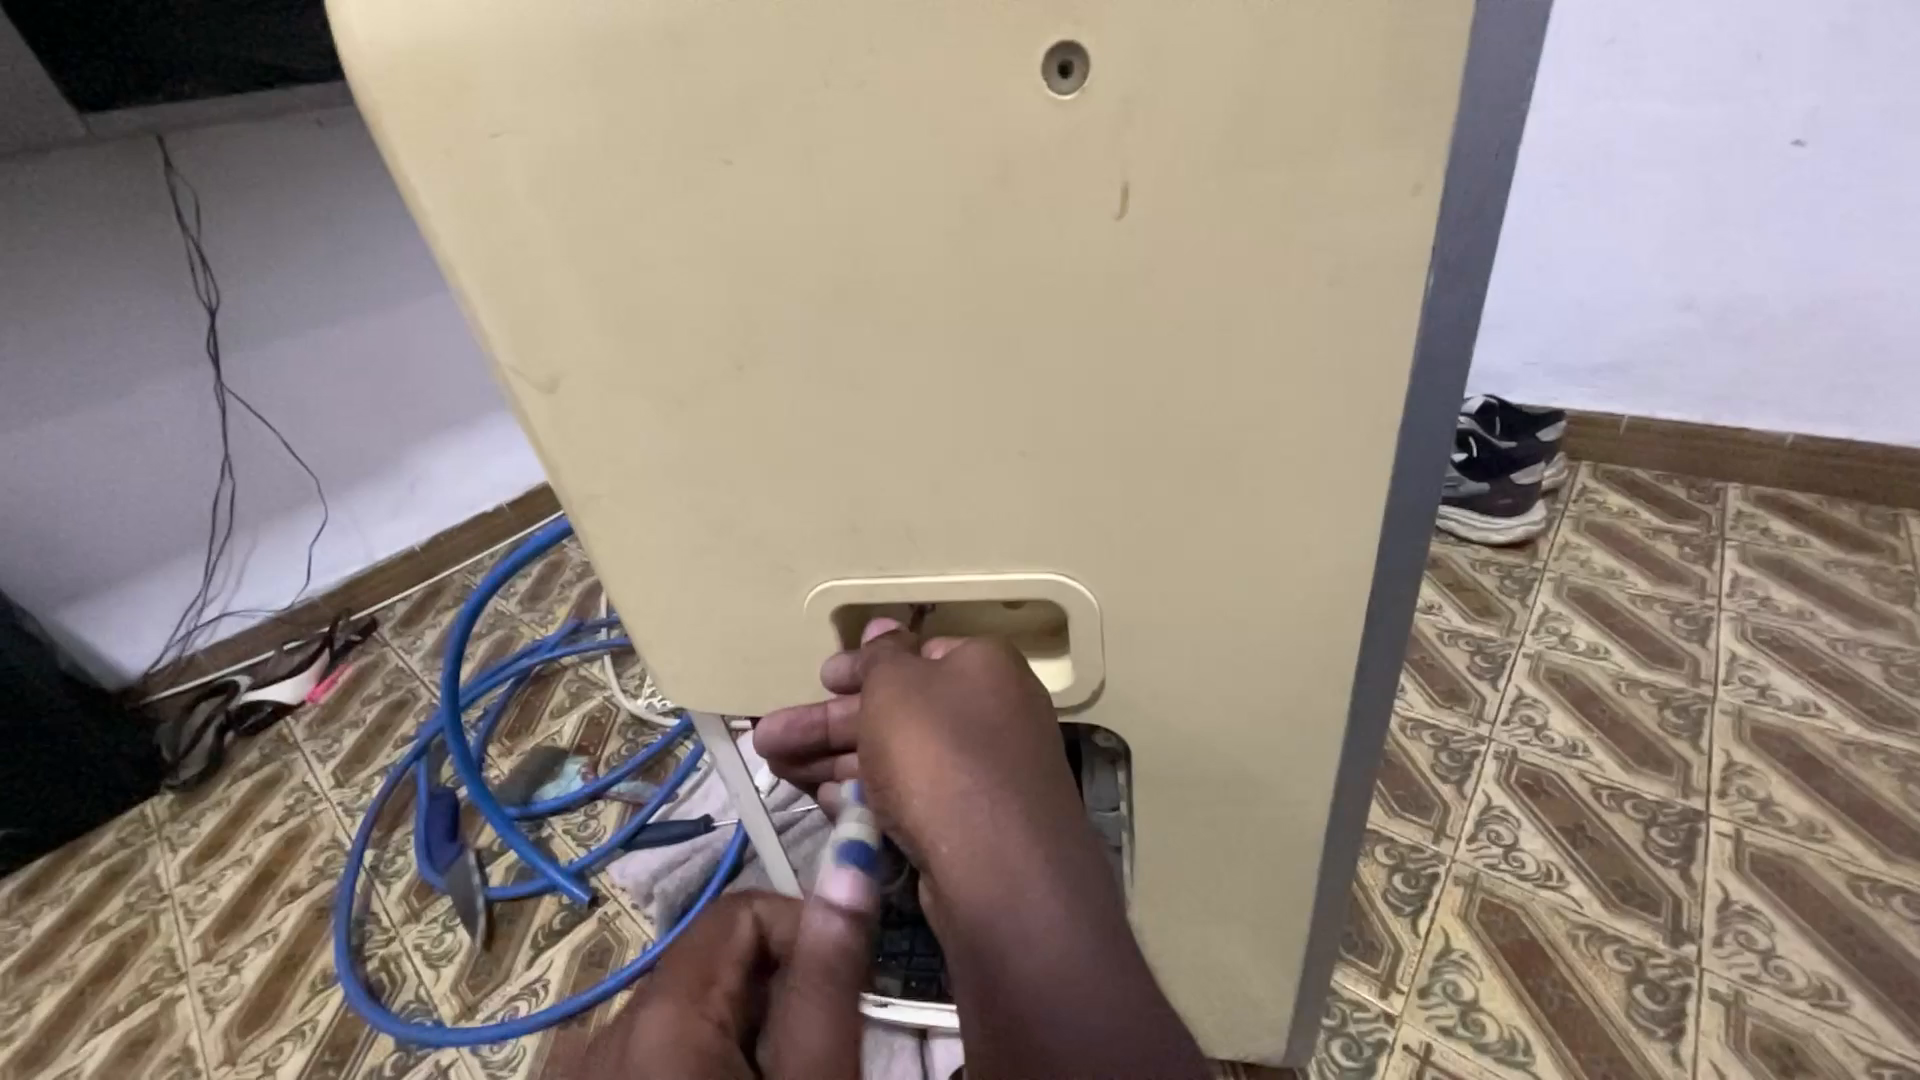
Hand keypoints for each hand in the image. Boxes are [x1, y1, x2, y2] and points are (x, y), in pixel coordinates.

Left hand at [557, 869, 878, 1078]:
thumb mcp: (814, 1079)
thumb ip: (829, 974)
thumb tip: (851, 857)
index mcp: (658, 1015)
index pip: (742, 912)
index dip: (801, 933)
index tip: (840, 989)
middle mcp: (601, 1031)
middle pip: (713, 962)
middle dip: (773, 989)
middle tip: (811, 1053)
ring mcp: (581, 1073)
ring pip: (686, 1010)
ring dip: (739, 1028)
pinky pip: (650, 1052)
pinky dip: (695, 1060)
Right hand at [754, 618, 1086, 882]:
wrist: (999, 865)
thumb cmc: (938, 752)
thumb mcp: (897, 685)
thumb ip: (881, 656)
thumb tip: (882, 624)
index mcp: (982, 667)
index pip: (914, 654)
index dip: (861, 666)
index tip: (819, 678)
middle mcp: (990, 714)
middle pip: (896, 711)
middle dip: (827, 724)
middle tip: (768, 738)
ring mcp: (983, 773)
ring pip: (896, 757)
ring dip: (833, 761)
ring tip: (773, 770)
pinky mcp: (971, 825)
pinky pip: (910, 798)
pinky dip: (866, 797)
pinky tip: (821, 803)